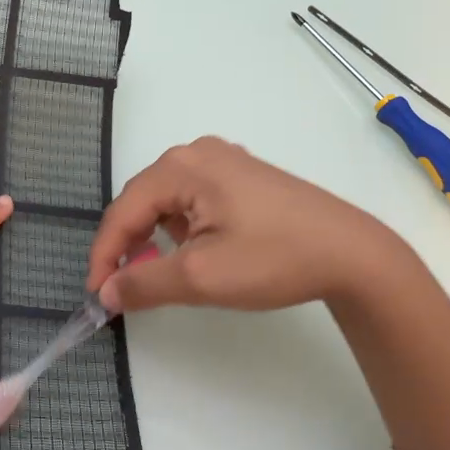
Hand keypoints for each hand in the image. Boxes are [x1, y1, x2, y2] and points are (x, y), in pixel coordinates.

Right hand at [86, 136, 407, 312]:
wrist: (353, 253)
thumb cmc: (274, 259)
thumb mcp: (202, 278)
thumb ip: (144, 283)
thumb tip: (105, 292)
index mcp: (181, 167)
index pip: (123, 211)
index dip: (104, 255)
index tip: (97, 296)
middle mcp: (196, 152)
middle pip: (142, 200)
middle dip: (127, 245)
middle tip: (124, 287)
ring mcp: (223, 160)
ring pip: (166, 199)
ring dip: (154, 236)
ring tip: (159, 272)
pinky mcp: (242, 174)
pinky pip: (192, 197)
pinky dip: (181, 226)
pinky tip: (195, 251)